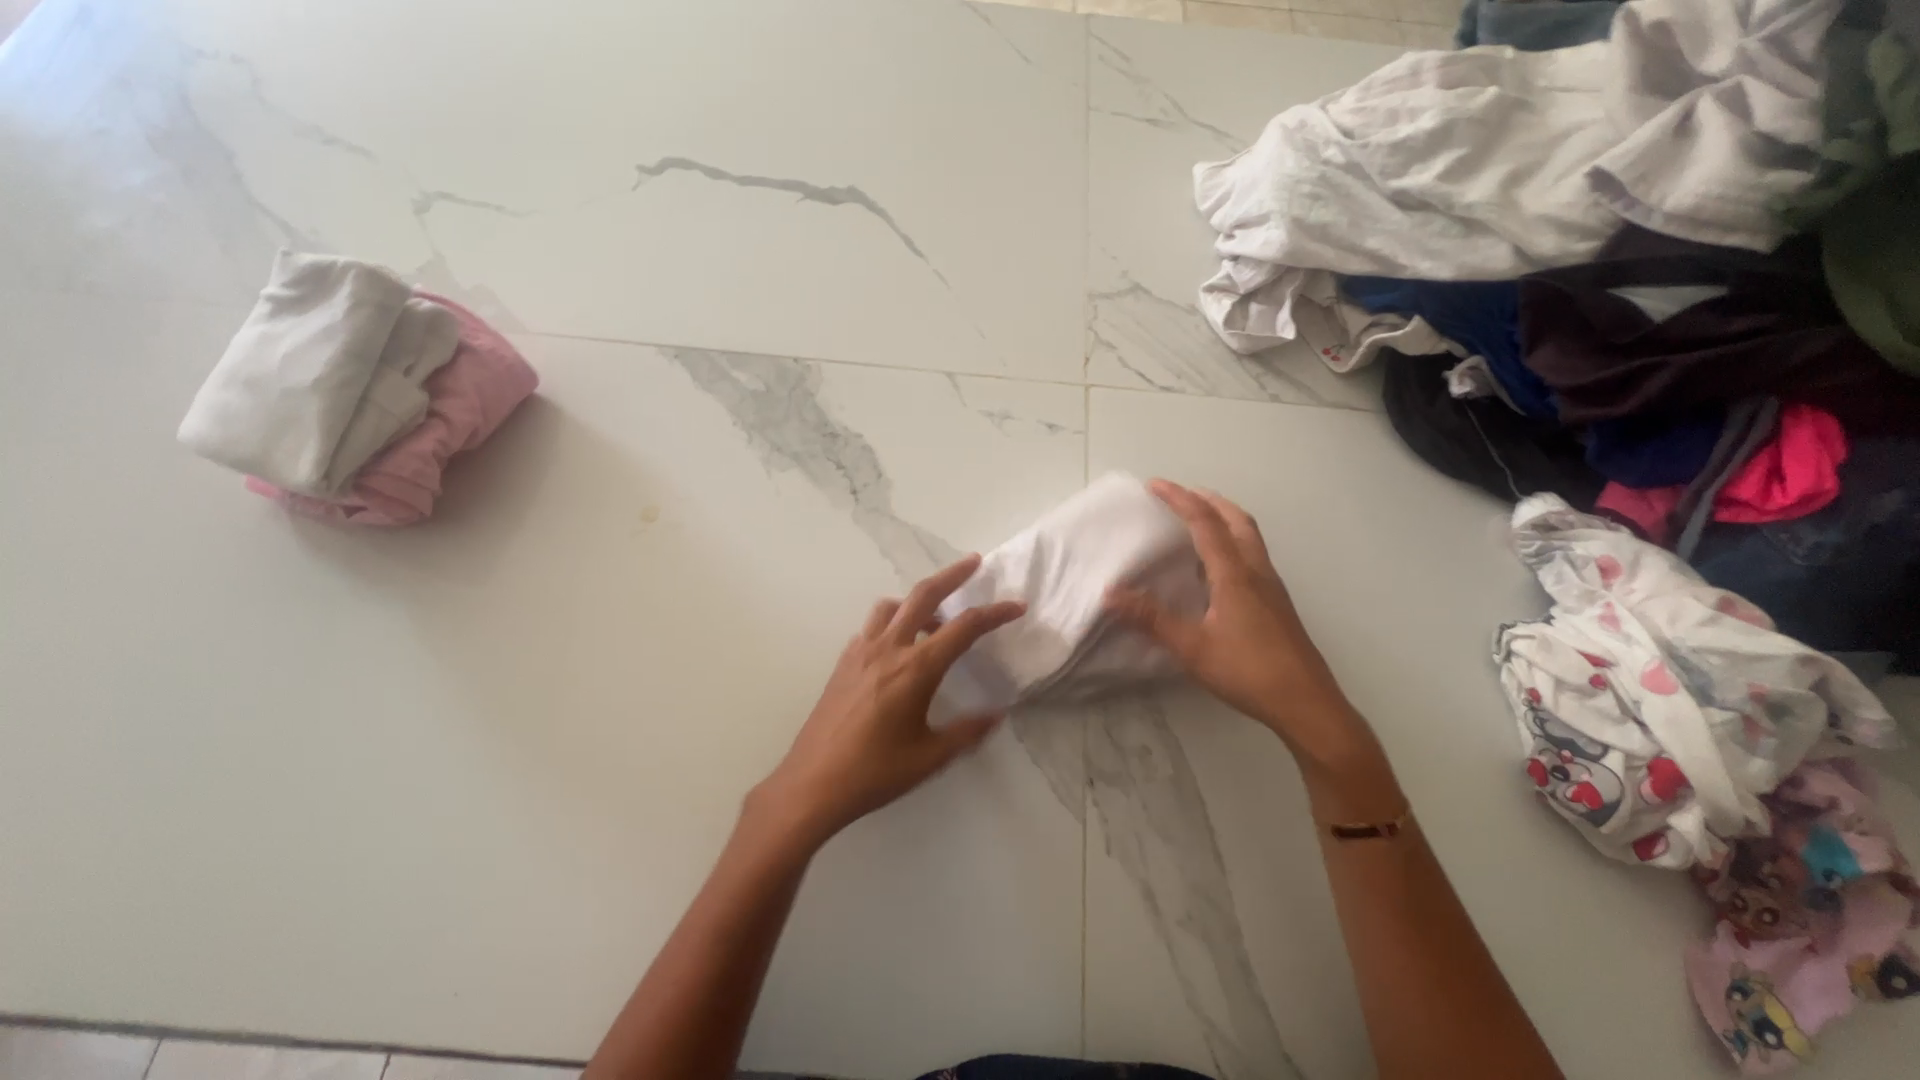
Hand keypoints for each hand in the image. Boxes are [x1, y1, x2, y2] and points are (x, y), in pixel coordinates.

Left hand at [752, 554, 1024, 846]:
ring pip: (891, 607)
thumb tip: (997, 714)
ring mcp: (860, 653)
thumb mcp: (931, 757)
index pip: (964, 628)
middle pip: (923, 596)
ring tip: (934, 617)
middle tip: (974, 562)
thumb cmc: (876, 773)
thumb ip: (968, 731)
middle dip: (952, 575)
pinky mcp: (842, 664)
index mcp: (916, 669)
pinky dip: (891, 625)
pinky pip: (871, 629)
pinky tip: (898, 650)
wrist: (812, 784)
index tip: (1017, 606)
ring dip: (916, 601)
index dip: (995, 613)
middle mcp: (888, 649)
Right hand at [1105, 480, 1366, 768]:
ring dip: (1223, 519)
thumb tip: (1111, 593)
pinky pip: (1252, 557)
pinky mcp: (1277, 604)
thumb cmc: (1248, 671)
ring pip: (1249, 537)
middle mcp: (1256, 571)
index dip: (1179, 499)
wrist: (1306, 702)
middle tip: (1181, 495)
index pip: (1204, 522)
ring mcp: (1271, 587)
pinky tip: (1216, 570)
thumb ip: (1152, 619)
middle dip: (1207, 500)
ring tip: (1197, 522)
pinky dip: (1231, 543)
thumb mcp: (1192, 647)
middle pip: (1236, 519)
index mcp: (1234, 574)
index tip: (1154, 485)